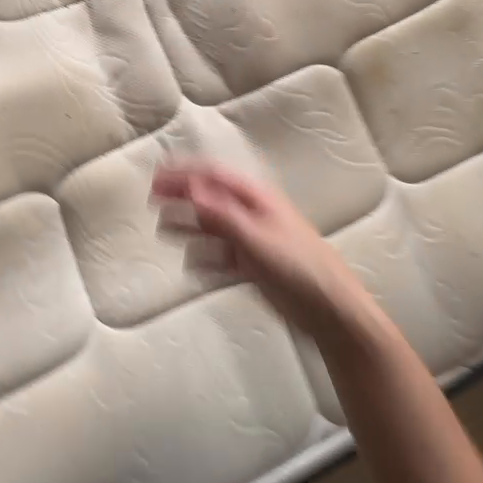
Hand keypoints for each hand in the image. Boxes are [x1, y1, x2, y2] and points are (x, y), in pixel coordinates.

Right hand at [152, 160, 372, 340]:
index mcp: (257, 199)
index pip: (215, 176)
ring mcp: (253, 241)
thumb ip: (222, 215)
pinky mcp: (254, 267)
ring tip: (163, 228)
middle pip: (210, 199)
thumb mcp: (256, 238)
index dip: (185, 172)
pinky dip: (205, 257)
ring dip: (189, 225)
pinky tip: (191, 264)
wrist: (330, 310)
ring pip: (213, 227)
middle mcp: (253, 215)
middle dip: (182, 195)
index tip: (157, 175)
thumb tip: (191, 190)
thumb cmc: (299, 266)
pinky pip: (222, 257)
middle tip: (152, 198)